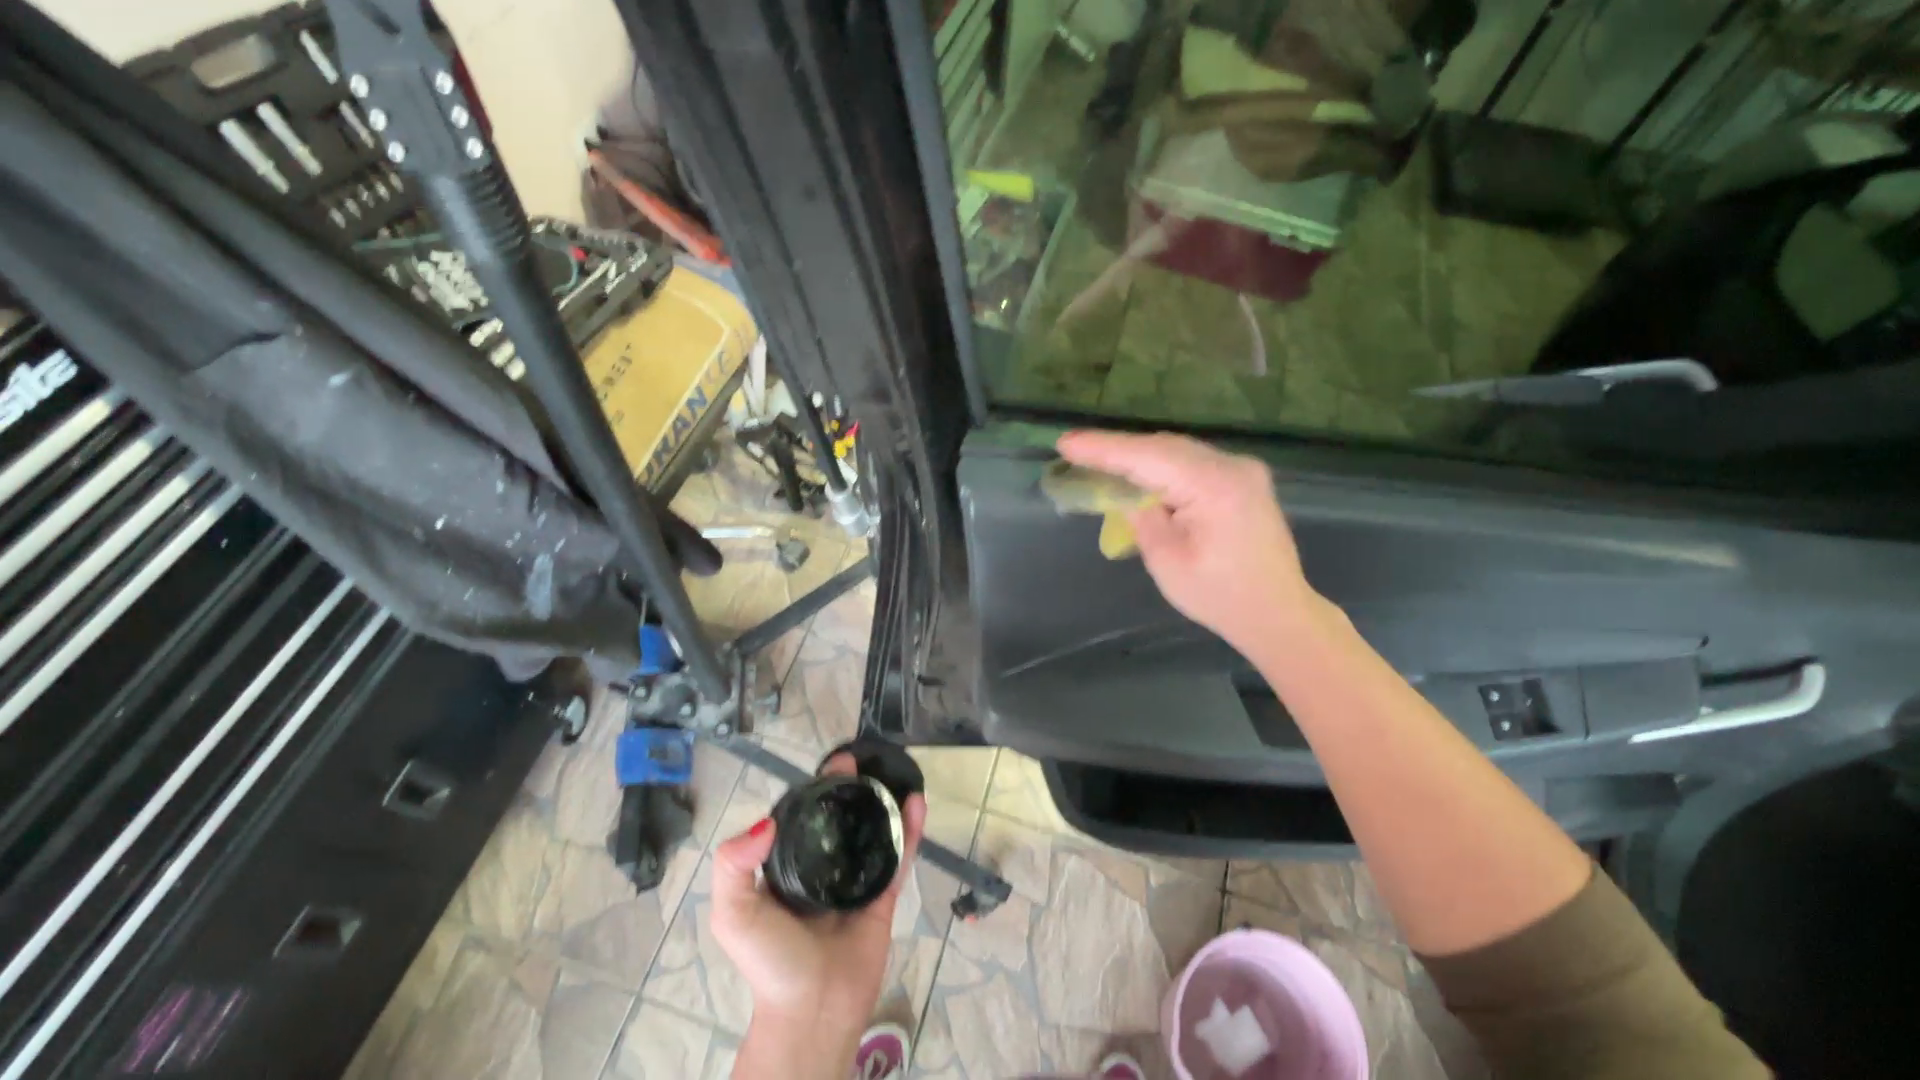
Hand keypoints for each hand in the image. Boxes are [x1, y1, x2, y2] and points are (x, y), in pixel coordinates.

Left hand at [710, 753, 927, 1043]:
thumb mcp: (732, 913)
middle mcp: (821, 871)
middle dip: (847, 788)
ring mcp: (854, 882)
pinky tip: (916, 803)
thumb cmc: (770, 960)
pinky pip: (898, 858)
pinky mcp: (884, 898)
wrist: (812, 1008)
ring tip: (887, 772)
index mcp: (785, 872)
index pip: (800, 821)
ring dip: (881, 803)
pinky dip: (910, 830)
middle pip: (838, 821)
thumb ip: (734, 864)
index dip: (812, 792)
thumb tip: (767, 821)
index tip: (825, 767)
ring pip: (872, 833)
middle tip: (856, 760)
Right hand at [1057, 430, 1320, 655]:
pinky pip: (1193, 463)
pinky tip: (1139, 475)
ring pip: (1177, 452)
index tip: (1065, 443)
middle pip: (1163, 447)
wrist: (1278, 613)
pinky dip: (1163, 467)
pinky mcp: (1244, 480)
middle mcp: (1231, 466)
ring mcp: (1242, 470)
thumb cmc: (1220, 596)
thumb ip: (1141, 517)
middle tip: (1075, 453)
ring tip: (1099, 462)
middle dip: (1118, 450)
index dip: (1103, 449)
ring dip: (1139, 457)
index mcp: (1214, 485)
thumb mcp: (1167, 561)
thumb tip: (1125, 493)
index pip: (1146, 457)